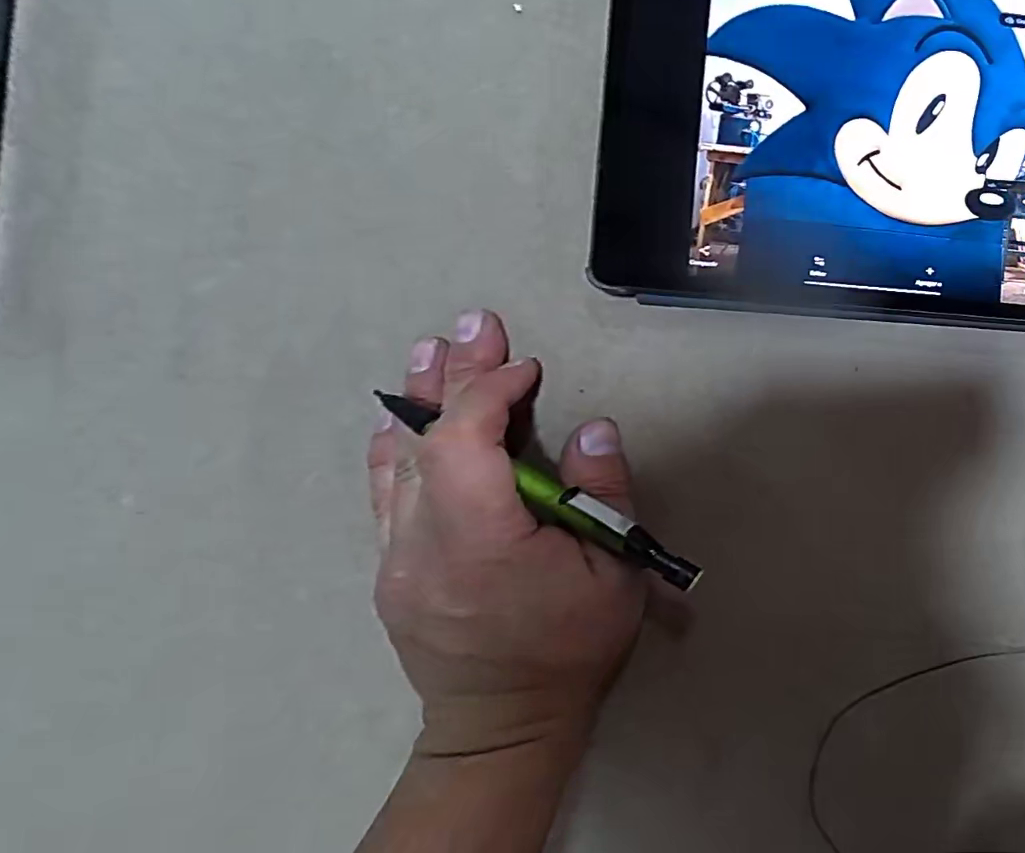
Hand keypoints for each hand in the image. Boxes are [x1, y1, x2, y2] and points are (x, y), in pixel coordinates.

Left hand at [364, 309, 644, 758]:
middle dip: (455, 377)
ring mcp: (397, 559)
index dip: (491, 394)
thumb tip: (593, 429)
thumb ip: (603, 496)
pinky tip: (403, 418)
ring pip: (399, 464)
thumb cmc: (573, 642)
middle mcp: (421, 547)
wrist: (506, 721)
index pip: (465, 448)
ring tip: (434, 348)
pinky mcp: (394, 569)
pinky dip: (399, 447)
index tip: (531, 368)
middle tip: (476, 324)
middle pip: (428, 444)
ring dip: (423, 401)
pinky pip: (388, 495)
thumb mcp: (615, 571)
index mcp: (481, 545)